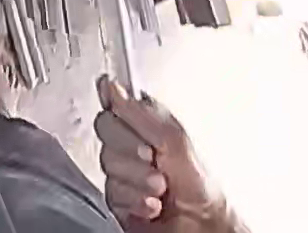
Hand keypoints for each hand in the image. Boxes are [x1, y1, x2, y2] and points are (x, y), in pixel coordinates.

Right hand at [96, 76, 243, 232]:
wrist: (202, 222)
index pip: (112, 97)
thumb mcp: (174, 137)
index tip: (118, 107)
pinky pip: (112, 192)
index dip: (109, 97)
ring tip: (160, 184)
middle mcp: (127, 140)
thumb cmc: (196, 178)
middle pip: (104, 126)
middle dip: (129, 144)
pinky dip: (137, 199)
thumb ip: (141, 112)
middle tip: (151, 155)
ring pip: (108, 160)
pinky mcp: (117, 199)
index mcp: (141, 118)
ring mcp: (120, 169)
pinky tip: (153, 203)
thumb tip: (113, 87)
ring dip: (138, 176)